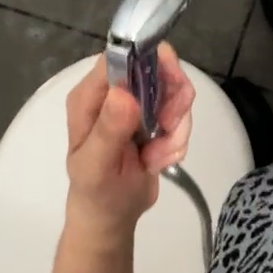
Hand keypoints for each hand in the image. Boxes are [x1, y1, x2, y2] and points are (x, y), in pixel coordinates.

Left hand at [64, 45, 194, 235]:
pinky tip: (160, 160)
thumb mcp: (97, 165)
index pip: (120, 57)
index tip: (169, 86)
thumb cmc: (96, 193)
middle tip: (168, 129)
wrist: (112, 216)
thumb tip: (124, 93)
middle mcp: (114, 93)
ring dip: (176, 129)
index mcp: (91, 96)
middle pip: (157, 68)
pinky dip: (178, 140)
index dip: (148, 62)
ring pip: (175, 93)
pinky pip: (181, 116)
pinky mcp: (155, 119)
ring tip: (157, 157)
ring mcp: (137, 105)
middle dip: (172, 102)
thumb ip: (109, 129)